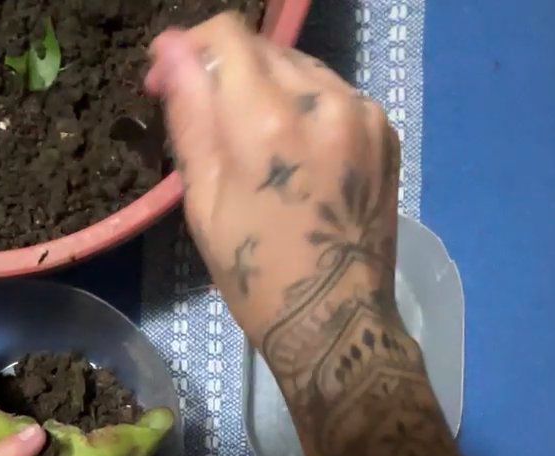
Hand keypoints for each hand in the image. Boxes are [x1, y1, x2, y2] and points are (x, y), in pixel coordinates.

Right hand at [145, 13, 400, 374]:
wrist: (335, 320)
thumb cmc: (256, 278)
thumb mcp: (204, 207)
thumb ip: (190, 120)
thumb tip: (170, 51)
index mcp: (265, 123)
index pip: (226, 36)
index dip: (189, 49)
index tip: (172, 79)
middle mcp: (320, 100)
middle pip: (263, 48)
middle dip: (227, 74)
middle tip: (211, 124)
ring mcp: (360, 112)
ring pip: (300, 69)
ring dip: (269, 91)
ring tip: (259, 150)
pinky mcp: (383, 129)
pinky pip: (333, 95)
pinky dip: (306, 111)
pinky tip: (297, 159)